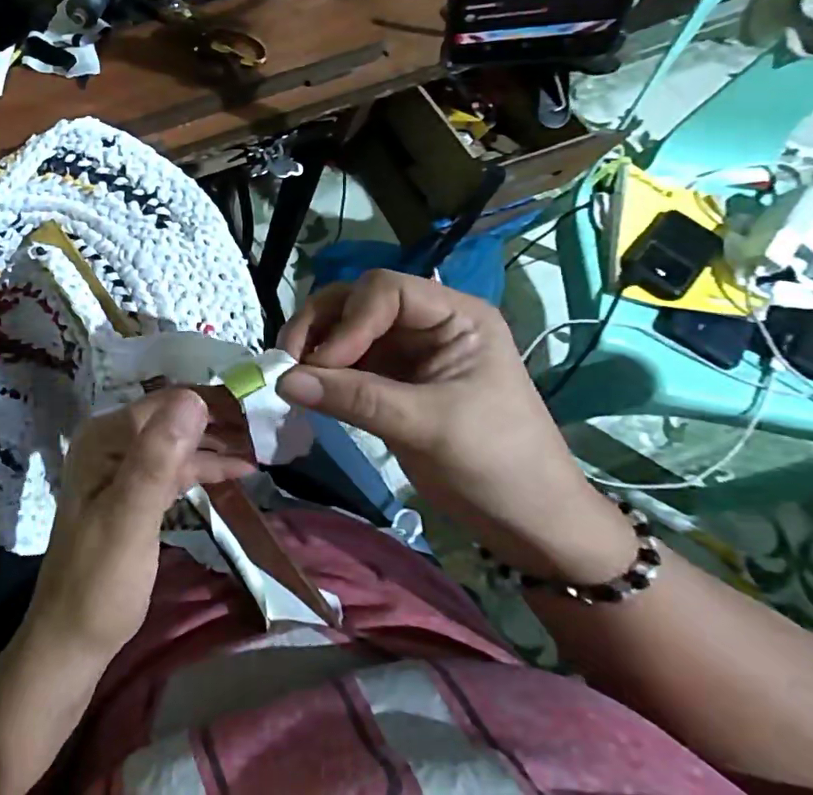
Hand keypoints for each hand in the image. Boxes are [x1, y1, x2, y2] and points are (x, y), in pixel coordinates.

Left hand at [27, 389, 253, 656]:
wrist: (73, 639)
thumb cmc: (101, 581)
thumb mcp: (131, 517)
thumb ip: (158, 458)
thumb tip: (193, 398)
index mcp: (103, 439)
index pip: (165, 402)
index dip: (210, 402)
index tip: (258, 405)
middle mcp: (108, 443)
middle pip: (172, 418)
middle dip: (217, 421)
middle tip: (268, 425)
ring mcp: (119, 467)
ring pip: (177, 443)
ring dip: (214, 445)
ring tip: (261, 445)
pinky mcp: (132, 492)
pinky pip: (173, 469)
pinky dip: (203, 469)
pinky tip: (236, 473)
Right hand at [276, 269, 514, 463]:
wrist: (529, 522)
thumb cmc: (498, 464)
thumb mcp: (427, 426)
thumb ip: (356, 398)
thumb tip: (283, 381)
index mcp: (456, 317)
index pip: (385, 290)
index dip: (348, 320)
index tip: (321, 364)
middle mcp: (427, 324)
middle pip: (357, 301)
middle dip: (320, 326)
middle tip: (288, 361)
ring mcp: (407, 352)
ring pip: (344, 329)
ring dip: (314, 347)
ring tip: (292, 377)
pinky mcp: (391, 380)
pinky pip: (344, 363)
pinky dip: (320, 373)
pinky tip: (305, 390)